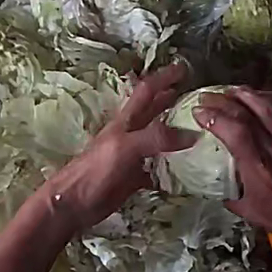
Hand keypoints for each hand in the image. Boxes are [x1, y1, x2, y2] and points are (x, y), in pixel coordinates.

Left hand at [42, 64, 194, 234]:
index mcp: (126, 120)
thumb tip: (191, 134)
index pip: (147, 90)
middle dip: (171, 98)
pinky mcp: (134, 177)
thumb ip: (157, 138)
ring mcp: (132, 155)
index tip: (183, 67)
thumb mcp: (126, 147)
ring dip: (174, 130)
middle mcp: (131, 133)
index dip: (164, 77)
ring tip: (197, 127)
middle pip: (153, 110)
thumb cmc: (96, 170)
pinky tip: (185, 168)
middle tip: (194, 93)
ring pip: (157, 138)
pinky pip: (157, 167)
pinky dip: (170, 166)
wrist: (74, 203)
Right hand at [195, 87, 271, 264]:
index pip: (236, 131)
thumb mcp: (249, 212)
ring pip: (269, 106)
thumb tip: (211, 180)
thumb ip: (228, 194)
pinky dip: (268, 102)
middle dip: (224, 100)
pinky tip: (258, 100)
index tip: (197, 112)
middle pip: (249, 112)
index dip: (214, 117)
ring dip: (246, 94)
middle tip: (207, 97)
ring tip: (230, 90)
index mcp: (259, 167)